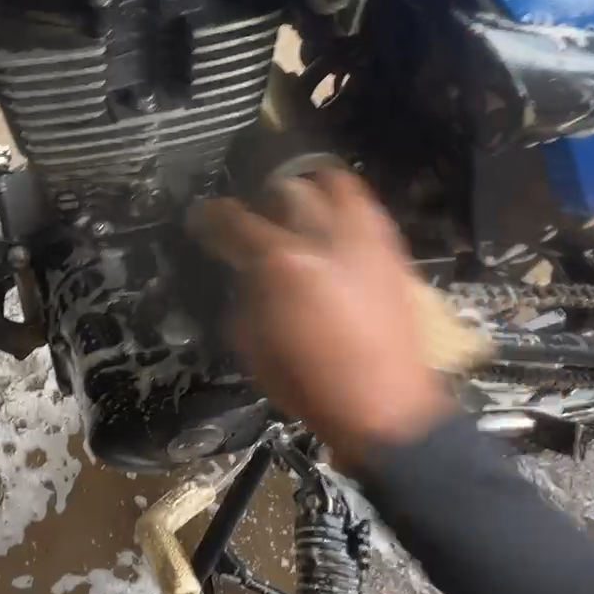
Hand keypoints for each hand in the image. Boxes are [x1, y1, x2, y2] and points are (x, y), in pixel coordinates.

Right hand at [191, 169, 453, 455]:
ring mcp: (363, 240)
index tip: (201, 218)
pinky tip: (333, 222)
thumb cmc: (309, 384)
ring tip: (295, 206)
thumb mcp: (252, 343)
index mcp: (280, 263)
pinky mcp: (392, 251)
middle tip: (254, 216)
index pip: (233, 220)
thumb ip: (243, 292)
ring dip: (306, 189)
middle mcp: (323, 238)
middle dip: (262, 199)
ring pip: (331, 183)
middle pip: (284, 190)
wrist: (387, 410)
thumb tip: (241, 268)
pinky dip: (343, 206)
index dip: (209, 216)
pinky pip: (366, 207)